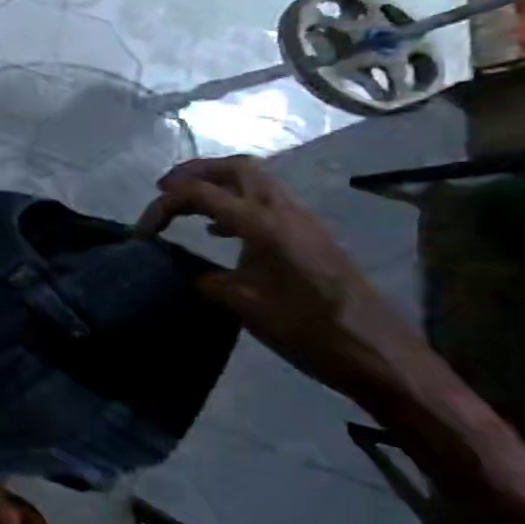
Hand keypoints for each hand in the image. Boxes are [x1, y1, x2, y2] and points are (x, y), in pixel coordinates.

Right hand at [135, 156, 427, 400]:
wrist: (381, 356)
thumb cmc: (309, 330)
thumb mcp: (245, 306)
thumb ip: (208, 279)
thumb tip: (188, 270)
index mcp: (264, 225)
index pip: (201, 194)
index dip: (163, 206)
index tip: (143, 232)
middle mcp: (285, 212)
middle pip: (235, 167)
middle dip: (194, 172)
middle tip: (163, 191)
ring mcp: (304, 221)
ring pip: (255, 180)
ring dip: (216, 183)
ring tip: (186, 204)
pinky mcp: (311, 236)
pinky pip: (267, 201)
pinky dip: (236, 202)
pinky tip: (220, 230)